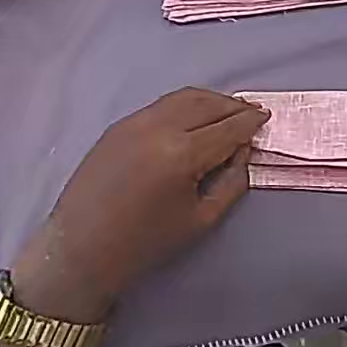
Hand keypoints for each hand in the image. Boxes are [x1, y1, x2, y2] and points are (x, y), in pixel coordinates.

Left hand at [13, 88, 268, 320]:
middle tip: (253, 112)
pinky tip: (196, 116)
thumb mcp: (203, 219)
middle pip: (207, 104)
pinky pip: (162, 105)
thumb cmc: (146, 242)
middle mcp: (158, 127)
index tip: (266, 118)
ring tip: (229, 108)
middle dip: (234, 106)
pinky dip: (186, 104)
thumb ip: (233, 181)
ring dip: (211, 100)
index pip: (228, 128)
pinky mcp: (119, 125)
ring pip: (183, 97)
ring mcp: (135, 122)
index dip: (250, 122)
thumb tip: (244, 150)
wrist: (80, 249)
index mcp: (181, 154)